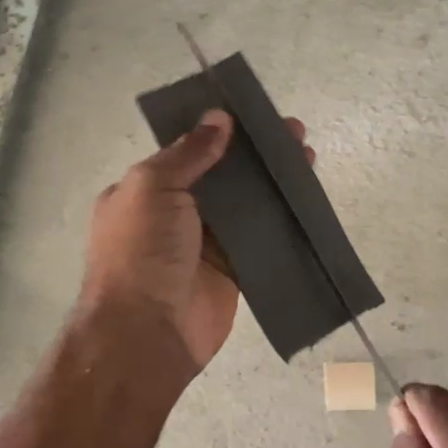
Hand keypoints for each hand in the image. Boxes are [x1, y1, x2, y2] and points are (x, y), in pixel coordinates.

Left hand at [79, 108, 311, 370]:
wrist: (146, 332)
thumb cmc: (141, 251)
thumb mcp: (153, 186)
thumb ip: (189, 153)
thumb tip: (218, 118)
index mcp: (143, 192)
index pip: (185, 152)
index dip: (218, 132)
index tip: (253, 115)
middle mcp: (172, 215)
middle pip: (221, 176)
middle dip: (254, 155)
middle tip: (293, 134)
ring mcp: (203, 245)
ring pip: (245, 206)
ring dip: (273, 184)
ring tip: (306, 158)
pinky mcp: (232, 272)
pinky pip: (260, 240)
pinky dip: (282, 222)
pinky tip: (306, 201)